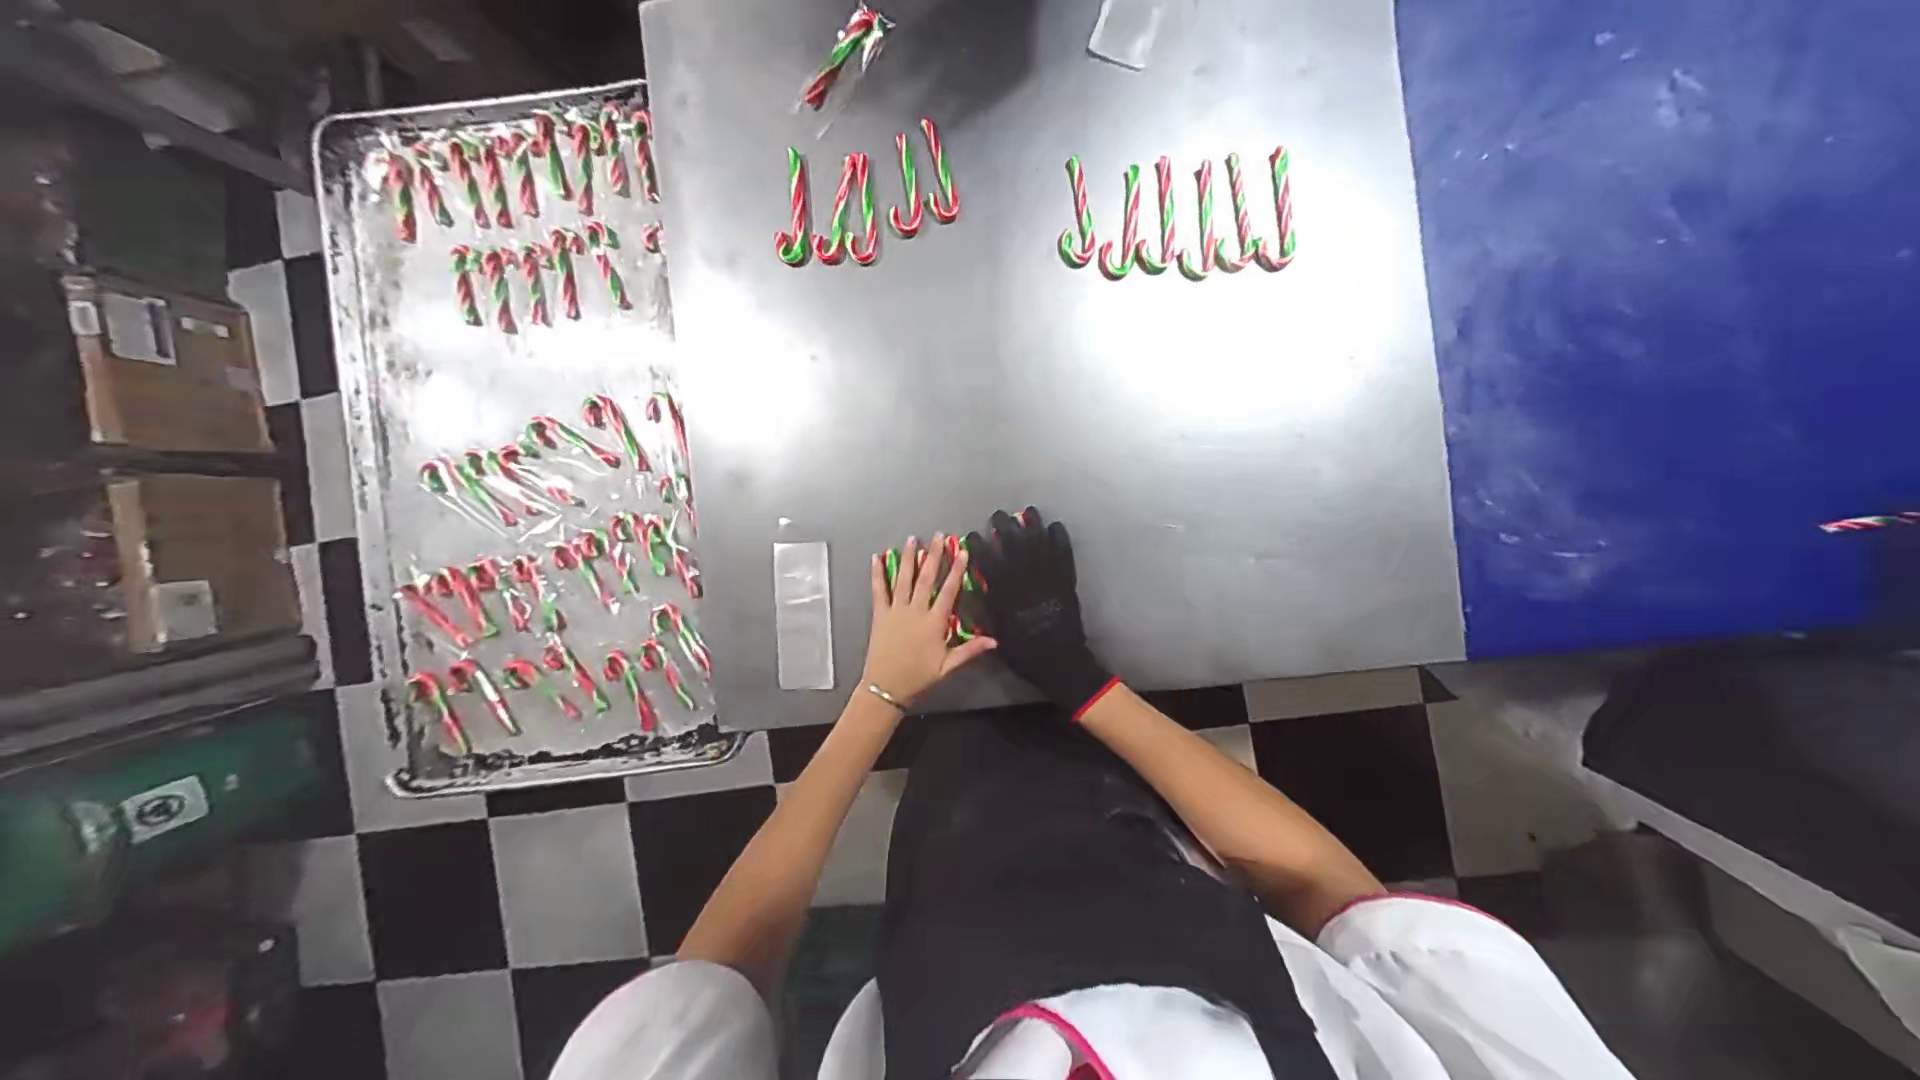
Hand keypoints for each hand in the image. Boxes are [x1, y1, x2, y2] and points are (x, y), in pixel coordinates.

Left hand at [860, 534, 996, 703]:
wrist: (885, 687)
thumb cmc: (919, 677)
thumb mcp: (948, 666)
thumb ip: (970, 650)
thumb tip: (994, 640)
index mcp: (934, 622)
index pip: (949, 590)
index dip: (956, 570)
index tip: (961, 551)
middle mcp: (916, 611)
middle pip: (927, 578)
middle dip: (933, 555)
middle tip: (938, 536)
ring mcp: (896, 611)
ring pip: (904, 579)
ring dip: (908, 558)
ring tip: (912, 539)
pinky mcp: (879, 615)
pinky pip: (879, 590)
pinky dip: (877, 573)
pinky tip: (877, 558)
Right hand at [967, 507, 1116, 717]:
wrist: (1058, 658)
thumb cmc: (1022, 648)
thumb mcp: (995, 628)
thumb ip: (985, 603)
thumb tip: (975, 584)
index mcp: (1002, 587)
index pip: (985, 557)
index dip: (977, 543)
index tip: (971, 535)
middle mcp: (1023, 574)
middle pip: (1011, 539)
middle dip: (1003, 524)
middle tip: (998, 517)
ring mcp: (1046, 572)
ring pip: (1038, 539)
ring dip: (1032, 523)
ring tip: (1027, 512)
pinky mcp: (1065, 577)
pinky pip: (1062, 550)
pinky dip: (1059, 536)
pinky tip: (1054, 526)